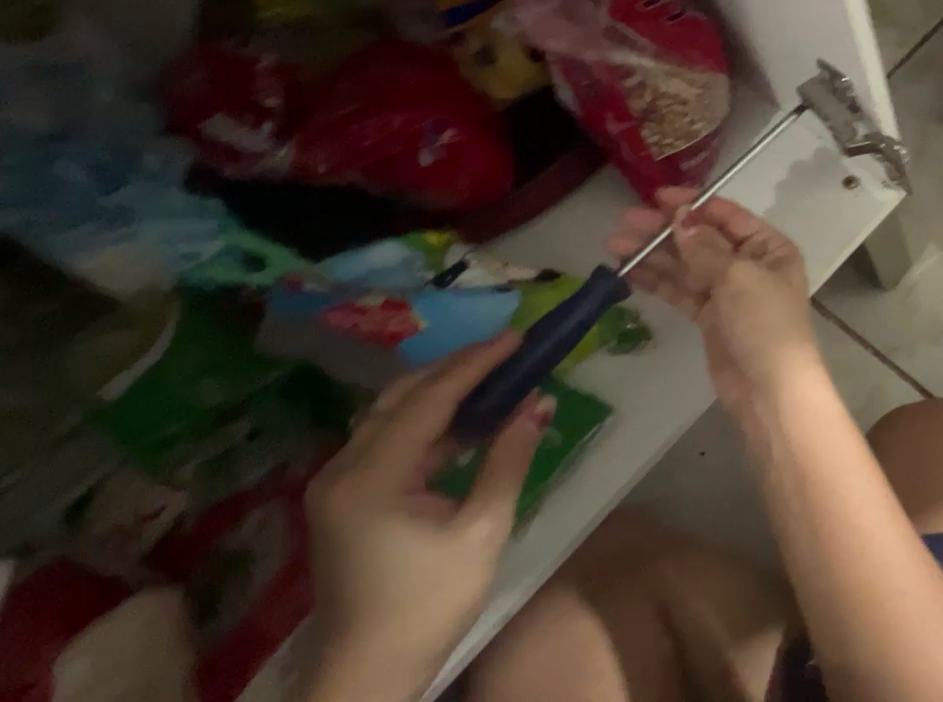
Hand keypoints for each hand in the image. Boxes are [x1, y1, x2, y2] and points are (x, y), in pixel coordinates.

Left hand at [304, 333, 553, 701]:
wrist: (368, 672)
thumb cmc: (430, 603)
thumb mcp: (482, 529)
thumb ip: (508, 459)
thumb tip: (540, 403)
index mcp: (370, 478)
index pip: (428, 401)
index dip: (476, 364)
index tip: (517, 338)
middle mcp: (343, 470)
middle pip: (401, 399)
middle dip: (456, 369)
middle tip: (507, 350)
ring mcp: (338, 484)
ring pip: (391, 416)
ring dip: (441, 392)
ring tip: (494, 375)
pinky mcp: (347, 498)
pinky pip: (389, 441)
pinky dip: (430, 422)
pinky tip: (468, 420)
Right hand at [608, 188, 819, 412]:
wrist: (769, 389)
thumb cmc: (764, 324)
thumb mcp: (738, 277)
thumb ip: (705, 247)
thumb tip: (680, 217)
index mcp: (769, 247)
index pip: (728, 215)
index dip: (693, 204)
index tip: (656, 198)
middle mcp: (751, 264)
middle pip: (703, 238)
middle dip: (665, 230)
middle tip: (623, 221)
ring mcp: (729, 292)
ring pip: (687, 265)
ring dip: (654, 254)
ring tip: (614, 243)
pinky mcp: (711, 318)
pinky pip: (681, 291)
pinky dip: (657, 280)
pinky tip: (628, 271)